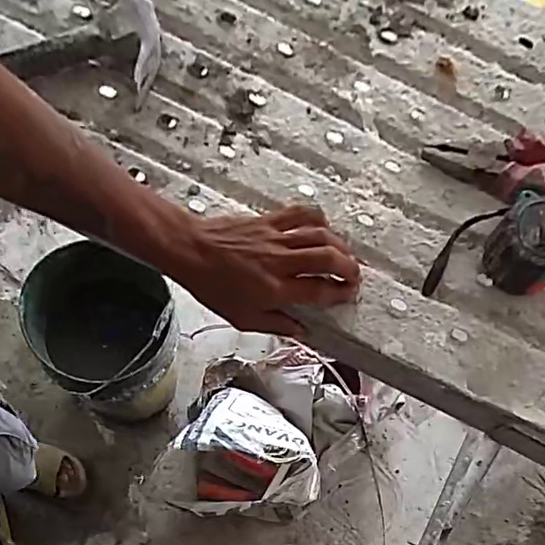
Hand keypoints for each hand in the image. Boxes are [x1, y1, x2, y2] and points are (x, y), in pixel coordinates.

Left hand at [168, 205, 361, 335]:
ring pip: (320, 234)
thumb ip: (277, 325)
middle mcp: (279, 262)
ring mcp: (275, 238)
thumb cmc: (213, 286)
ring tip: (345, 255)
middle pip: (327, 258)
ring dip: (339, 245)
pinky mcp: (269, 221)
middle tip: (355, 276)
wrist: (190, 251)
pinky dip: (318, 220)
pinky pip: (301, 214)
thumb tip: (301, 330)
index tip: (348, 295)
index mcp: (274, 289)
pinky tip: (324, 229)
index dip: (340, 293)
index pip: (319, 290)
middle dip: (348, 267)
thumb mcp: (244, 319)